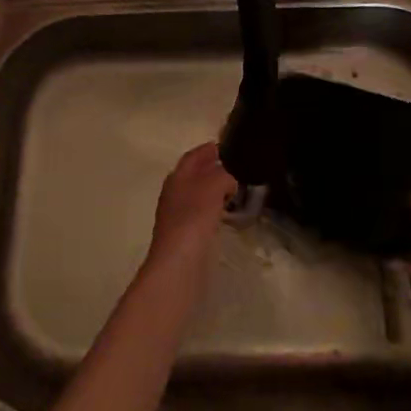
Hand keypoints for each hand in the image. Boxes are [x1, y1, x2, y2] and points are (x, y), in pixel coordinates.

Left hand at [147, 143, 236, 270]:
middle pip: (194, 175)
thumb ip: (223, 174)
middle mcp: (175, 193)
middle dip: (211, 169)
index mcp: (177, 177)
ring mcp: (179, 216)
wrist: (178, 264)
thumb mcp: (213, 186)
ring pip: (198, 195)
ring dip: (214, 190)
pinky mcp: (186, 237)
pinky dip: (215, 209)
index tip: (224, 146)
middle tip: (234, 167)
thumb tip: (228, 179)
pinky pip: (202, 214)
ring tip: (235, 189)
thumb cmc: (193, 218)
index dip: (207, 150)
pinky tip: (226, 214)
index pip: (192, 157)